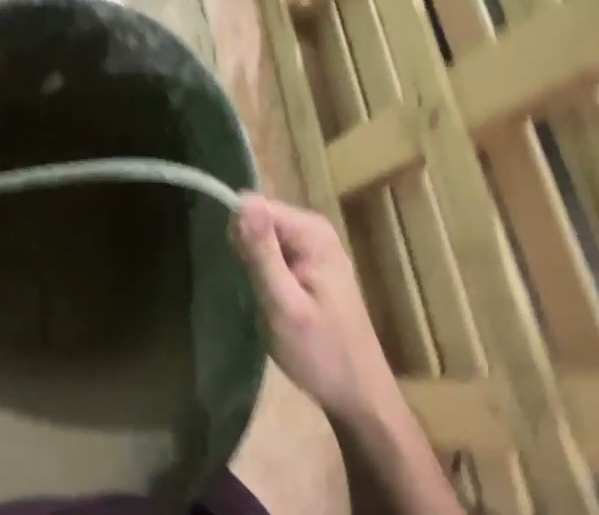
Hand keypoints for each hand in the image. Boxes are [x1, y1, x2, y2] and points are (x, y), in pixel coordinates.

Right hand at [230, 194, 395, 420]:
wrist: (359, 397)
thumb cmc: (321, 353)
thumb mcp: (283, 305)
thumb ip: (262, 253)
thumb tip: (242, 200)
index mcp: (312, 232)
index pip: (254, 206)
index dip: (239, 236)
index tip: (239, 271)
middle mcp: (315, 231)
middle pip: (259, 221)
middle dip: (246, 252)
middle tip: (254, 292)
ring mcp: (315, 250)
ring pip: (263, 240)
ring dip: (253, 266)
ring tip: (259, 299)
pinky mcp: (311, 268)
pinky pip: (273, 256)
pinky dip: (264, 276)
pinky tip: (269, 302)